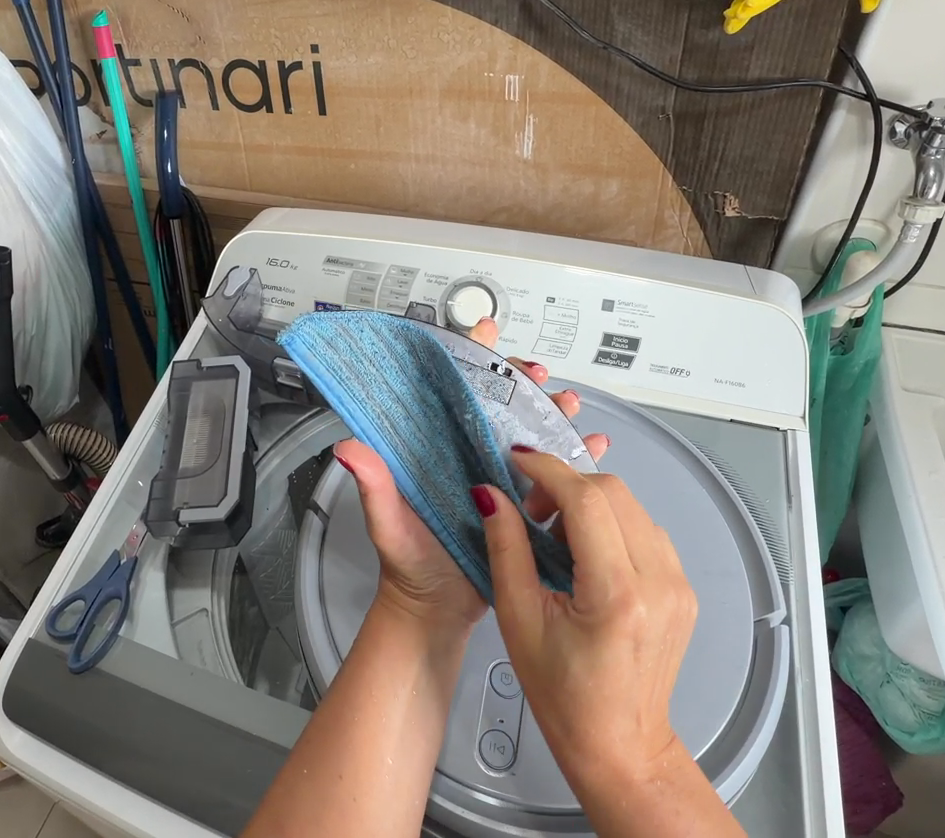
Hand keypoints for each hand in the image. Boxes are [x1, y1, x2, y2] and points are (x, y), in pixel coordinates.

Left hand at [336, 318, 607, 632]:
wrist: (436, 613)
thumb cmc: (407, 564)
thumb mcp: (387, 524)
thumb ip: (374, 485)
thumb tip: (349, 448)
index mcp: (434, 450)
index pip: (450, 393)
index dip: (468, 357)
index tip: (484, 332)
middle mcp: (467, 456)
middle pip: (499, 406)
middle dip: (522, 382)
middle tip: (537, 374)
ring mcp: (498, 480)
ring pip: (532, 435)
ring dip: (553, 413)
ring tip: (568, 403)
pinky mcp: (523, 507)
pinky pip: (554, 477)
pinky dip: (577, 459)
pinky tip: (595, 446)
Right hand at [474, 449, 699, 795]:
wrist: (620, 745)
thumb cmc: (563, 693)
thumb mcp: (518, 617)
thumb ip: (505, 546)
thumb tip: (490, 494)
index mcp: (617, 595)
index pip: (587, 500)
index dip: (547, 470)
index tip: (517, 460)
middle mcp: (659, 583)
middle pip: (613, 492)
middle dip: (566, 485)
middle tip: (532, 511)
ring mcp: (678, 585)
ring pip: (631, 506)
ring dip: (589, 503)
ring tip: (555, 536)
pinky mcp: (682, 589)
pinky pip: (645, 530)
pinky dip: (611, 523)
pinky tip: (584, 551)